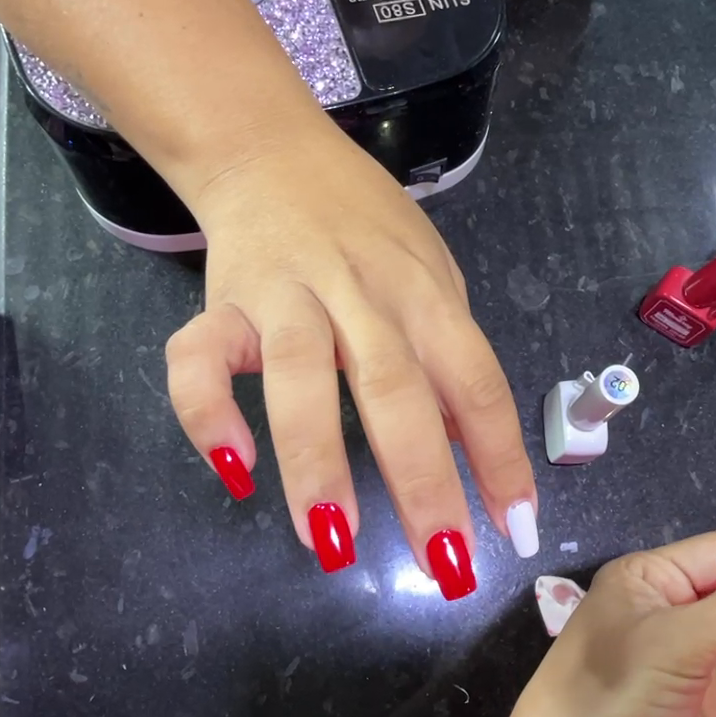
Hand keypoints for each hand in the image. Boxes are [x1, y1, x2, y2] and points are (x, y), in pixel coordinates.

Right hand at [164, 127, 534, 595]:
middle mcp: (363, 293)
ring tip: (332, 545)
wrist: (274, 151)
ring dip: (318, 463)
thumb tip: (468, 443)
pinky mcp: (221, 298)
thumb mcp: (433, 277)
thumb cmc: (368, 225)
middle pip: (397, 389)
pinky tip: (232, 470)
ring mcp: (287, 293)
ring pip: (301, 375)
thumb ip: (450, 354)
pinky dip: (207, 413)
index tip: (517, 529)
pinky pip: (199, 357)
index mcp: (425, 294)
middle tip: (443, 565)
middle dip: (424, 481)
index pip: (476, 381)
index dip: (501, 455)